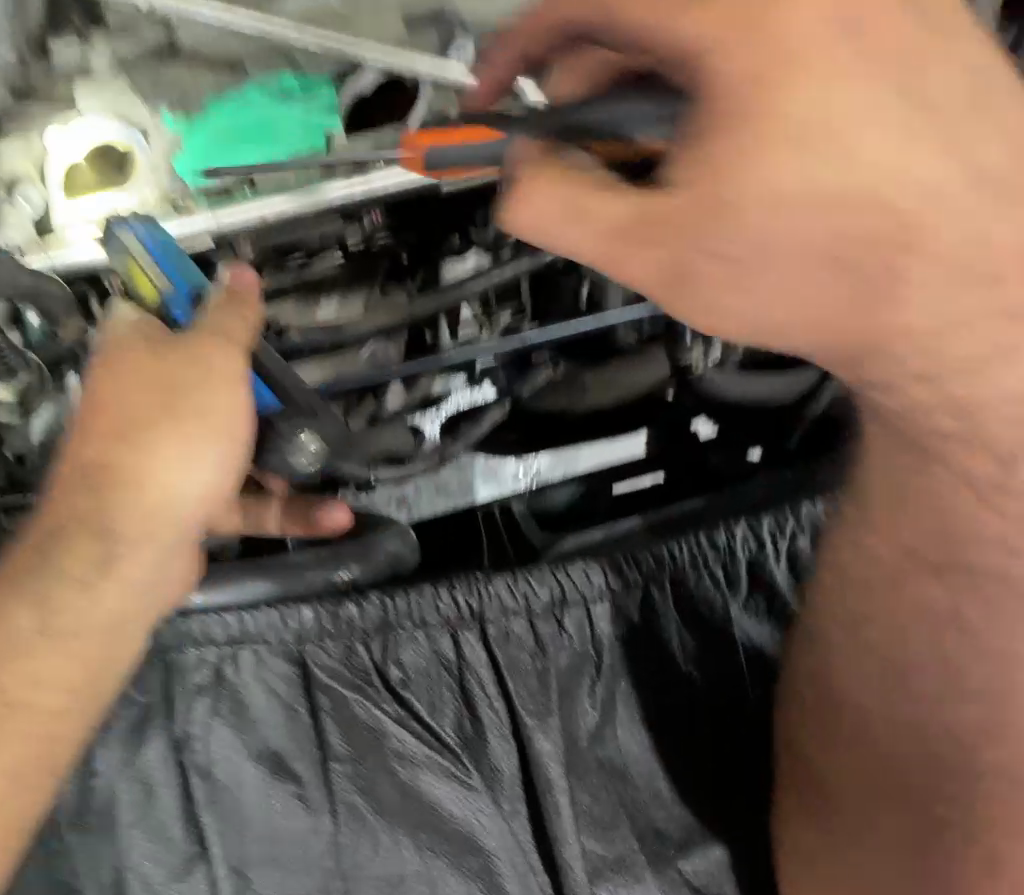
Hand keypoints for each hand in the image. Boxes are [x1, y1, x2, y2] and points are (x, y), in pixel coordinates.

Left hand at [24, 264, 353, 610]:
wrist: (128, 543)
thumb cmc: (172, 430)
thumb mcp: (212, 357)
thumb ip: (230, 315)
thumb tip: (236, 270)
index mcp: (130, 349)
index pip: (150, 306)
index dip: (191, 299)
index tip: (238, 304)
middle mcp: (136, 401)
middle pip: (198, 378)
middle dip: (251, 385)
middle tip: (291, 383)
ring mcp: (156, 458)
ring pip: (223, 444)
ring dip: (276, 452)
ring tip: (323, 451)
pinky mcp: (178, 508)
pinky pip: (235, 502)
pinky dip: (281, 509)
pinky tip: (335, 516)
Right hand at [472, 0, 1023, 405]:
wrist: (979, 290)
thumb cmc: (825, 270)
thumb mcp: (644, 250)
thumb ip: (549, 203)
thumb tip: (517, 171)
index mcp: (758, 26)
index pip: (600, 0)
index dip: (523, 45)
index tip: (494, 90)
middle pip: (657, 8)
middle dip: (589, 76)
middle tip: (570, 147)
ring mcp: (880, 1)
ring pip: (715, 21)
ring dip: (652, 79)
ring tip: (648, 160)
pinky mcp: (912, 23)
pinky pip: (780, 26)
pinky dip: (718, 72)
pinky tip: (716, 143)